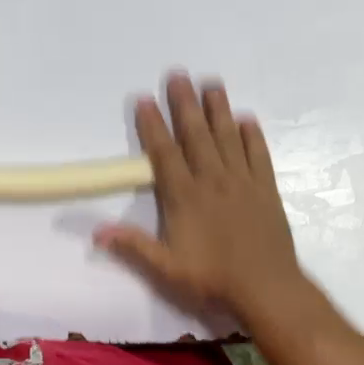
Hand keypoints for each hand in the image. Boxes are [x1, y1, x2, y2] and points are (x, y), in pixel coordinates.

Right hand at [95, 73, 313, 323]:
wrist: (267, 290)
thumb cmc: (212, 280)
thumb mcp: (165, 269)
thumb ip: (132, 246)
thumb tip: (96, 231)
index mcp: (184, 197)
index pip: (164, 154)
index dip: (152, 126)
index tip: (144, 99)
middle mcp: (212, 181)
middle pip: (196, 135)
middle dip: (185, 104)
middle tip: (178, 75)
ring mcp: (242, 183)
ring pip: (228, 138)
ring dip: (219, 109)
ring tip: (212, 83)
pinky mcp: (267, 191)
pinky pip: (258, 156)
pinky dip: (252, 136)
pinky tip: (247, 119)